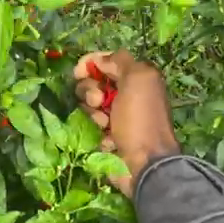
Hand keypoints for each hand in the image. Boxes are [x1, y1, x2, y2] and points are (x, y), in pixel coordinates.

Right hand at [72, 50, 179, 197]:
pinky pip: (91, 126)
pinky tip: (109, 140)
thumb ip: (119, 61)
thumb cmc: (140, 119)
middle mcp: (126, 94)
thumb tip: (99, 60)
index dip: (89, 64)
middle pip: (92, 83)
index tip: (78, 72)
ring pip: (88, 105)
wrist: (145, 162)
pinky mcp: (108, 136)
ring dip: (94, 113)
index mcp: (136, 77)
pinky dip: (98, 131)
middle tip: (100, 102)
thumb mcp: (137, 79)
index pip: (104, 61)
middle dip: (90, 91)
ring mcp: (116, 116)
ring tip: (106, 125)